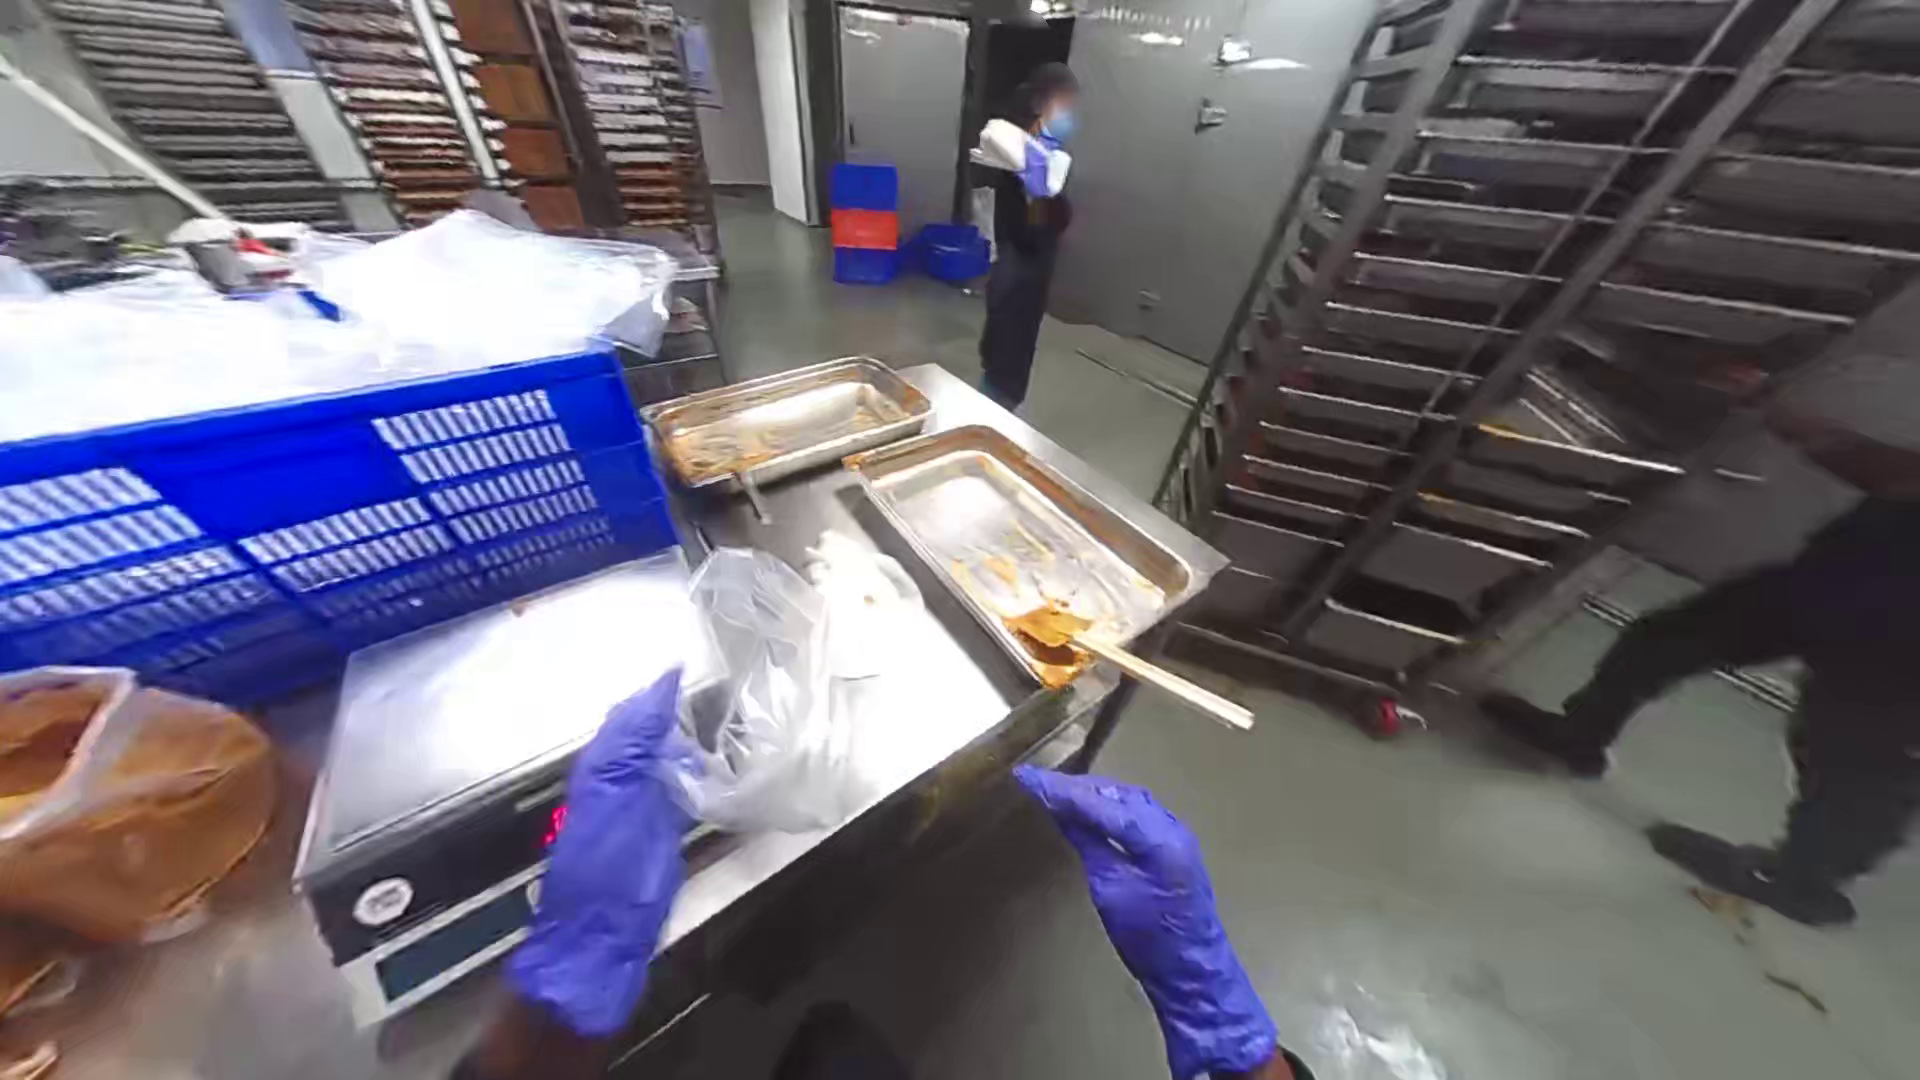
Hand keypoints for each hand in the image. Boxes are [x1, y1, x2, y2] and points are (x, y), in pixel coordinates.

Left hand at [508, 668, 692, 1036]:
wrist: (599, 935)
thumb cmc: (611, 868)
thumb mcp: (625, 801)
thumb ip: (641, 748)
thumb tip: (656, 697)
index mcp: (603, 768)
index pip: (631, 715)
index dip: (657, 691)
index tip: (683, 667)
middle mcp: (611, 778)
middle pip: (636, 728)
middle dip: (661, 704)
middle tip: (696, 683)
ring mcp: (627, 801)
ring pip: (649, 750)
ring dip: (671, 730)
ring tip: (702, 712)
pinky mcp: (644, 822)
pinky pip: (661, 776)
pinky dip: (679, 759)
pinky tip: (697, 757)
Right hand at [1014, 766, 1276, 1078]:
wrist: (1193, 974)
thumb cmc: (1149, 940)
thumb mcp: (1108, 890)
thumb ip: (1086, 840)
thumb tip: (1057, 808)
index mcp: (1156, 838)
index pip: (1098, 802)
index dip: (1060, 788)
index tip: (1025, 776)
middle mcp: (1168, 823)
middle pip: (1112, 792)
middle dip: (1073, 786)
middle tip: (1035, 781)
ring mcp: (1173, 828)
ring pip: (1123, 795)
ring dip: (1089, 791)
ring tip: (1054, 788)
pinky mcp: (1171, 837)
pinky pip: (1133, 806)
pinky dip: (1105, 801)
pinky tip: (1086, 803)